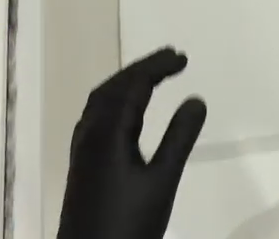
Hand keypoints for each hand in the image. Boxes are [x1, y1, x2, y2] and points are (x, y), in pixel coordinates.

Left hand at [57, 47, 207, 238]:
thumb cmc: (128, 225)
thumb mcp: (162, 183)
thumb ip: (179, 139)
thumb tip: (196, 99)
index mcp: (109, 129)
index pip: (135, 83)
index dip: (159, 66)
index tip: (183, 57)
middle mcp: (91, 131)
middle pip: (116, 85)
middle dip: (143, 68)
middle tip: (171, 58)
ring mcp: (82, 148)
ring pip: (102, 99)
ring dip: (127, 82)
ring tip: (152, 78)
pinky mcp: (81, 164)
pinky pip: (96, 115)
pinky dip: (115, 100)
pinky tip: (125, 114)